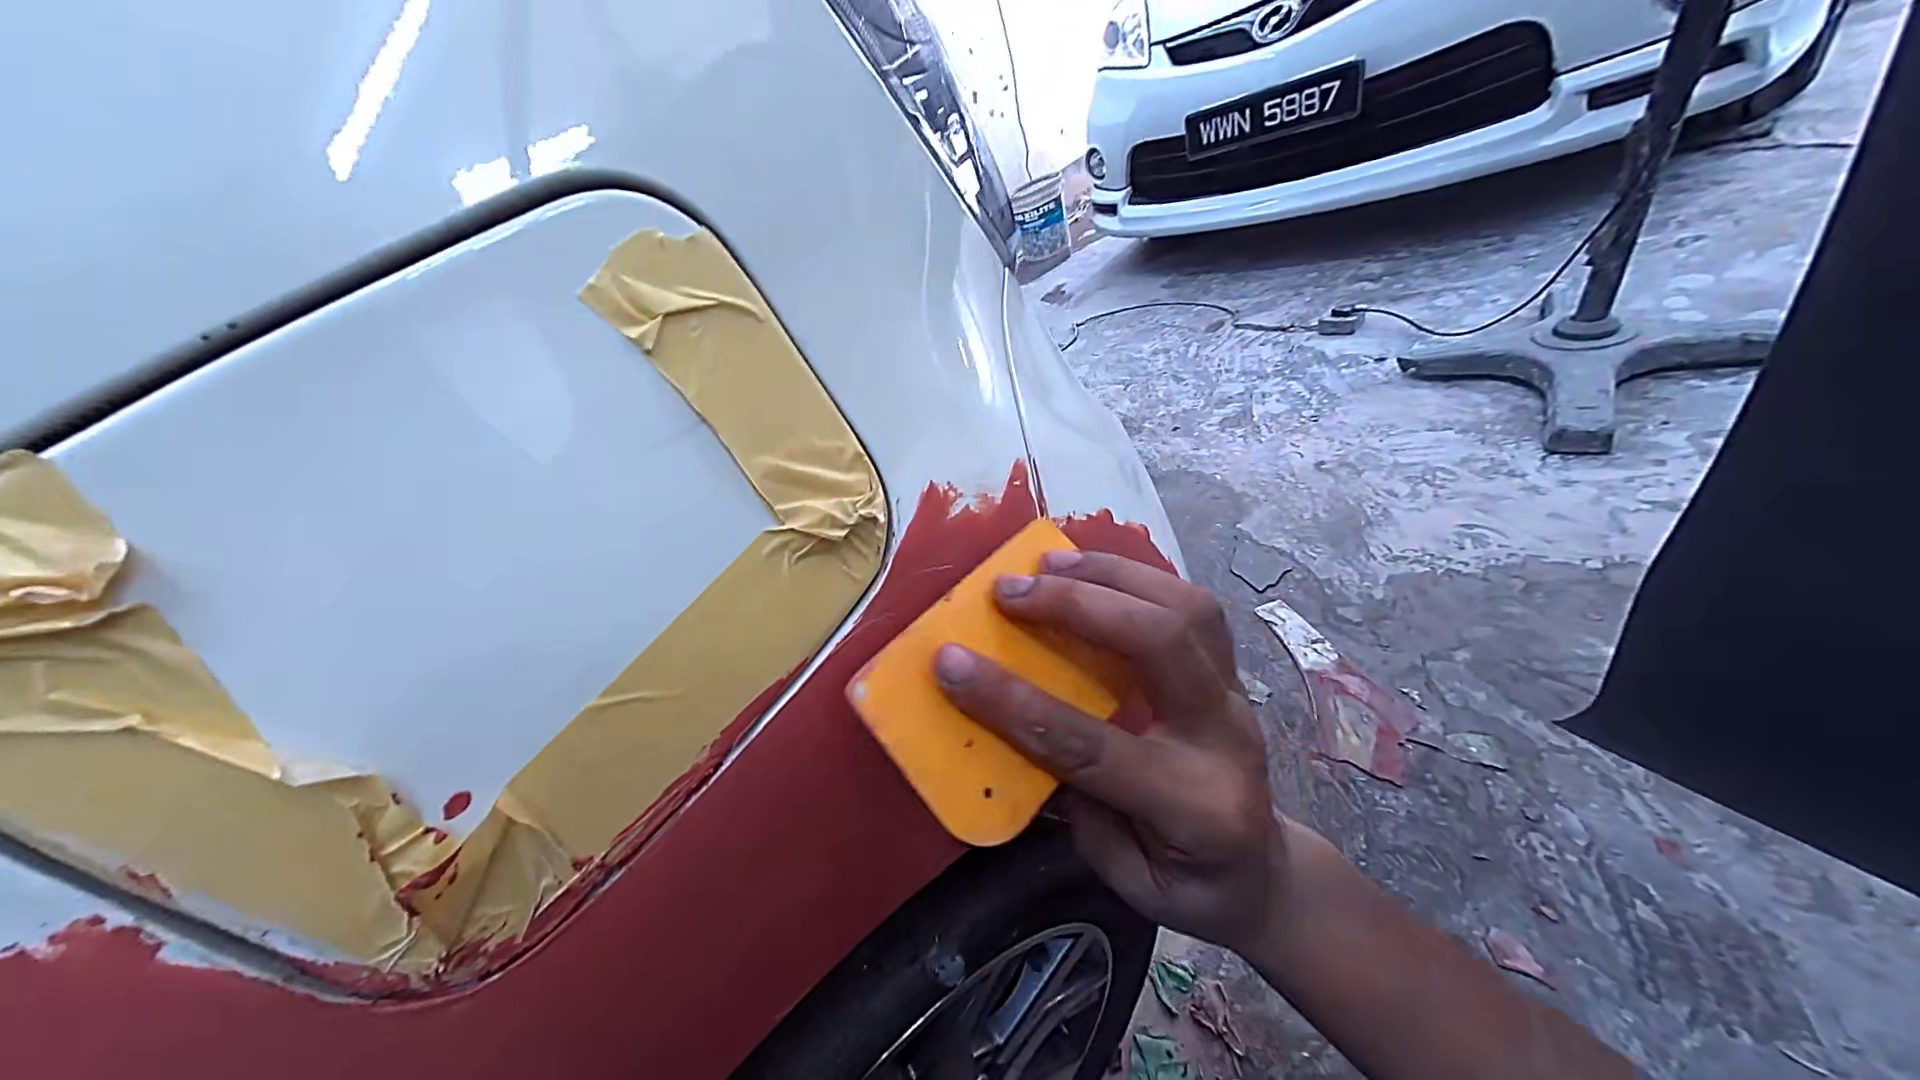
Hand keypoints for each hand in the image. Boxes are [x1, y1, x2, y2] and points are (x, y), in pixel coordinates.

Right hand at [933, 550, 1288, 953]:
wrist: (1263, 873)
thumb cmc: (1188, 884)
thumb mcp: (1123, 876)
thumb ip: (1074, 805)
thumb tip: (1016, 727)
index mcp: (1189, 803)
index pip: (1086, 742)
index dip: (1010, 701)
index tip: (950, 663)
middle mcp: (1222, 735)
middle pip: (1157, 643)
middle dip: (1075, 606)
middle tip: (1007, 590)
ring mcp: (1237, 694)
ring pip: (1186, 607)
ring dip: (1110, 573)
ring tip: (1048, 561)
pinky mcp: (1233, 672)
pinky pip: (1193, 605)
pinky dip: (1138, 577)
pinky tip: (1093, 569)